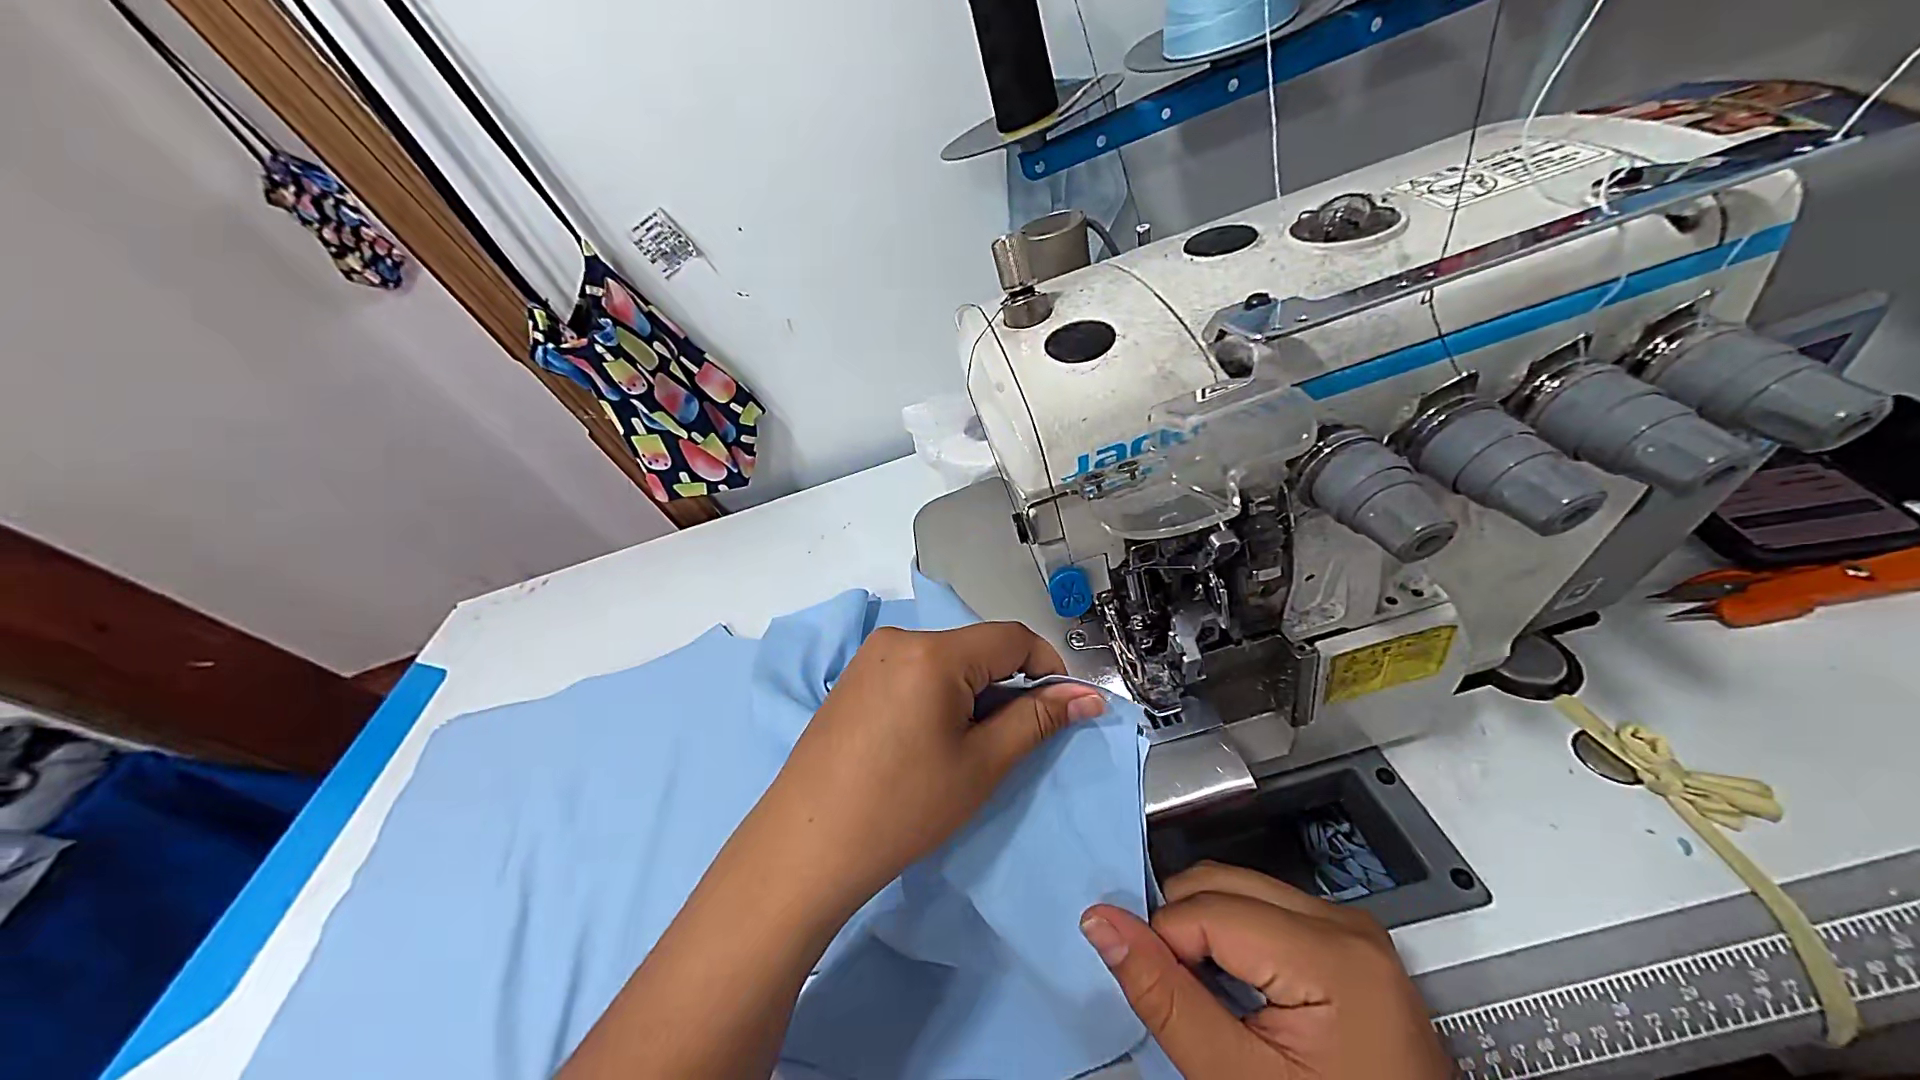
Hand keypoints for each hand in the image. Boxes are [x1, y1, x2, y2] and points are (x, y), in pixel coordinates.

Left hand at [752, 623, 1106, 909]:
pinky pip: (913, 671)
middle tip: (1005, 742)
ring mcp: (869, 657)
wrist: (806, 846)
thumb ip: (1037, 720)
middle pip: (977, 648)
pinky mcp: (853, 678)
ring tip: (962, 748)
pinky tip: (925, 742)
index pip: (1013, 637)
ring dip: (971, 692)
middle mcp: (899, 639)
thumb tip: (1086, 697)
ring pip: (946, 660)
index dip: (1047, 668)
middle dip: (1006, 685)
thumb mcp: (981, 765)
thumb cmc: (902, 808)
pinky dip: (937, 695)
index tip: (1060, 710)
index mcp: (933, 651)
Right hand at [1081, 862, 1449, 1078]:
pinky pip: (1261, 907)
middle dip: (1181, 933)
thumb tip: (1101, 921)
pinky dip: (1231, 938)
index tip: (1166, 1002)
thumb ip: (1164, 997)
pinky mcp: (1346, 941)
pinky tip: (1241, 991)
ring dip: (1204, 934)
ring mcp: (1350, 929)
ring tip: (1216, 1003)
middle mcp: (1344, 923)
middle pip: (1218, 884)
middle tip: (1188, 1003)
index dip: (1163, 949)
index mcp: (1331, 955)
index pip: (1202, 910)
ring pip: (1234, 888)